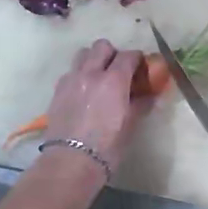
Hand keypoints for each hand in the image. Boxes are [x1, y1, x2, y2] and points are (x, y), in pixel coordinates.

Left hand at [43, 40, 142, 166]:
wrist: (70, 162)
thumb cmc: (107, 147)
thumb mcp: (130, 126)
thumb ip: (141, 104)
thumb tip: (150, 95)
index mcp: (114, 80)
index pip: (129, 55)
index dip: (137, 59)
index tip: (141, 68)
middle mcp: (91, 73)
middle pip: (102, 46)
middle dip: (113, 53)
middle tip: (118, 70)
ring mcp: (71, 79)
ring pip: (83, 54)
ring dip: (93, 59)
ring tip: (98, 77)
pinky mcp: (58, 90)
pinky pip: (71, 71)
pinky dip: (80, 74)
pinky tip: (84, 92)